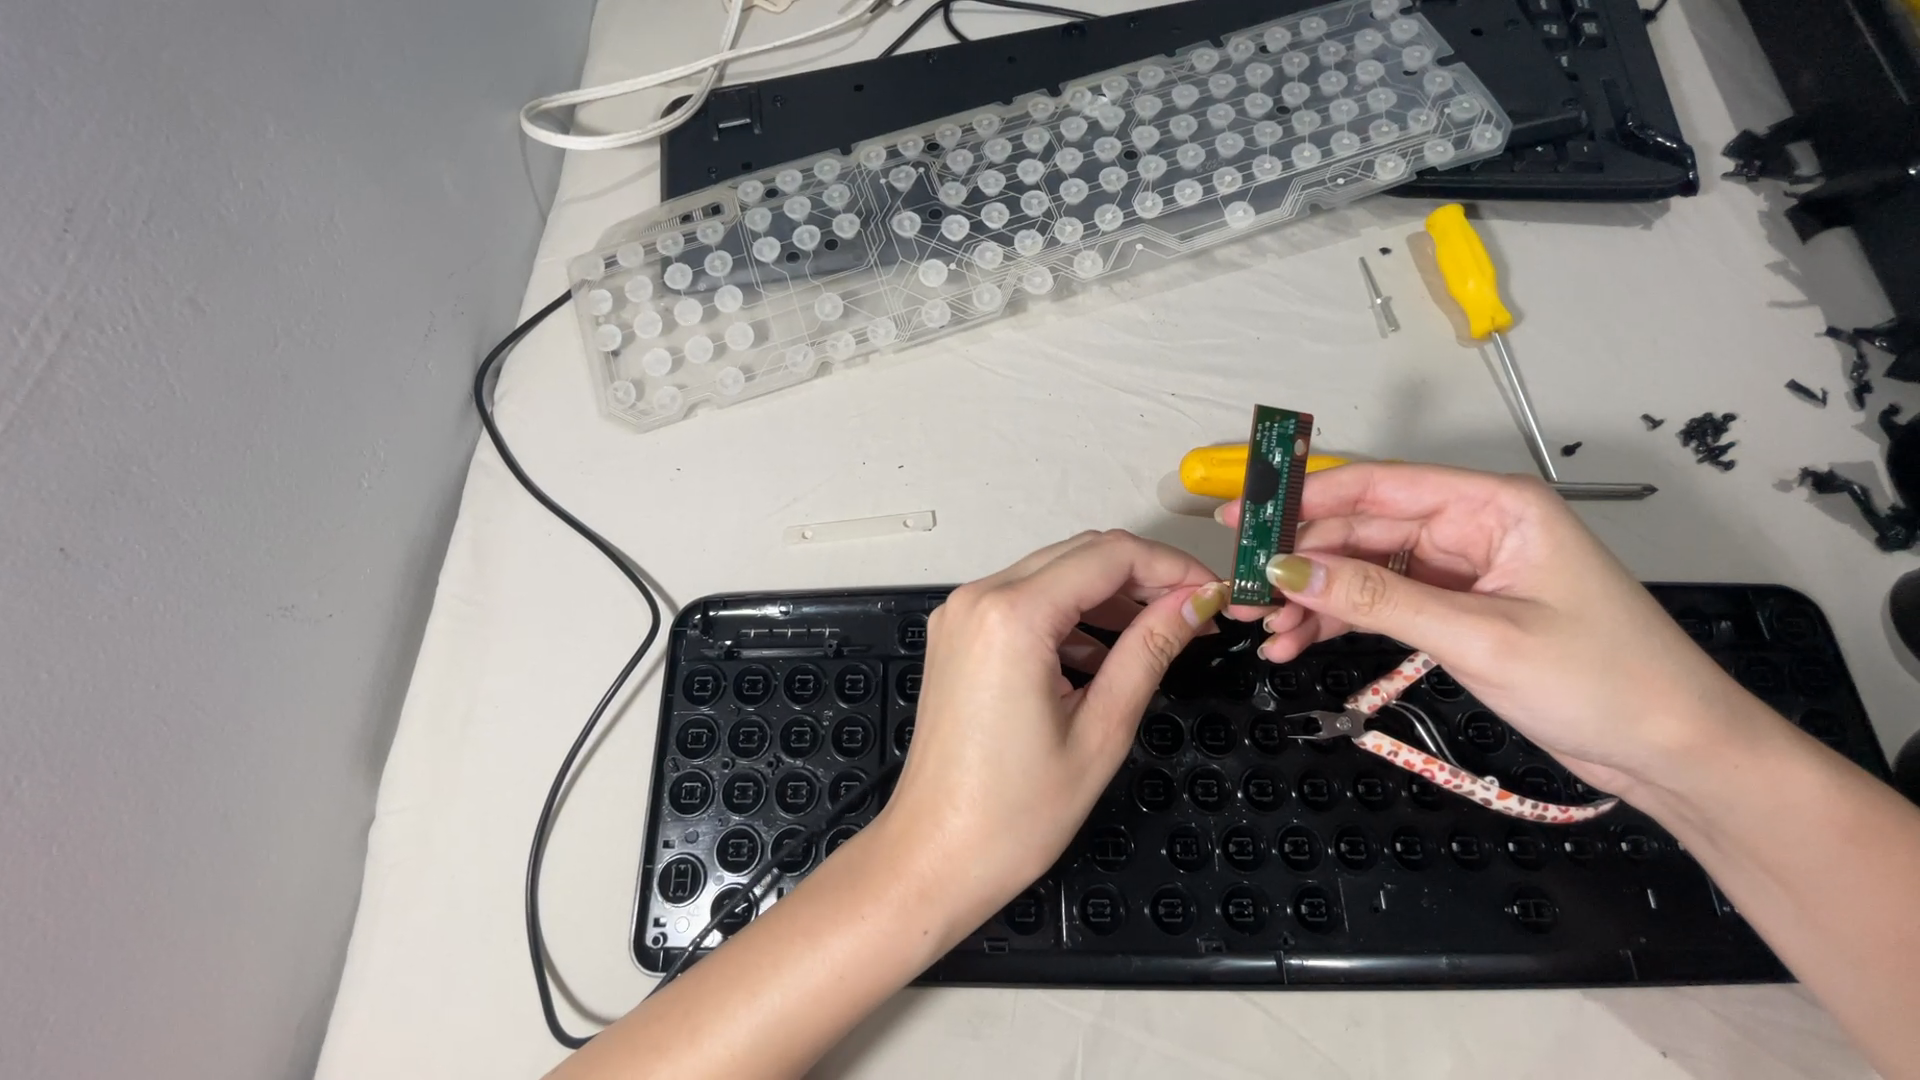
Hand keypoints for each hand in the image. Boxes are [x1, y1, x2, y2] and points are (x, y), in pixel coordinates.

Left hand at [877, 531, 1225, 927]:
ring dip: (1108, 595)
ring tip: (1162, 633)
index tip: (1216, 594)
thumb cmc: (1015, 813)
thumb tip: (1197, 601)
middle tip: (1198, 613)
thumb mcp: (1102, 729)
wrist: (935, 856)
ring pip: (1052, 574)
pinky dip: (1069, 615)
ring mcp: (961, 614)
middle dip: (1145, 576)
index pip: (1109, 554)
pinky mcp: (958, 635)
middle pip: (1080, 553)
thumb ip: (1151, 649)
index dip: (1172, 566)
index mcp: (1012, 615)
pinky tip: (1105, 652)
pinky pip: (1024, 602)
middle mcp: (978, 597)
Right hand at [1220, 463, 1766, 795]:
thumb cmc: (1600, 681)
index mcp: (1490, 507)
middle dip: (1298, 563)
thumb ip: (1376, 598)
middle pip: (1359, 531)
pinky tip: (1297, 643)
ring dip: (1311, 600)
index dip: (1303, 499)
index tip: (1242, 518)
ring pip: (1360, 571)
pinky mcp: (1450, 612)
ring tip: (1263, 629)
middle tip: (1240, 591)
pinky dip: (1336, 623)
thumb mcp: (1478, 636)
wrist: (1676, 757)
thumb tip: (1285, 570)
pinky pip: (1377, 605)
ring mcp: (1456, 572)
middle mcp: (1467, 528)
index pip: (1378, 487)